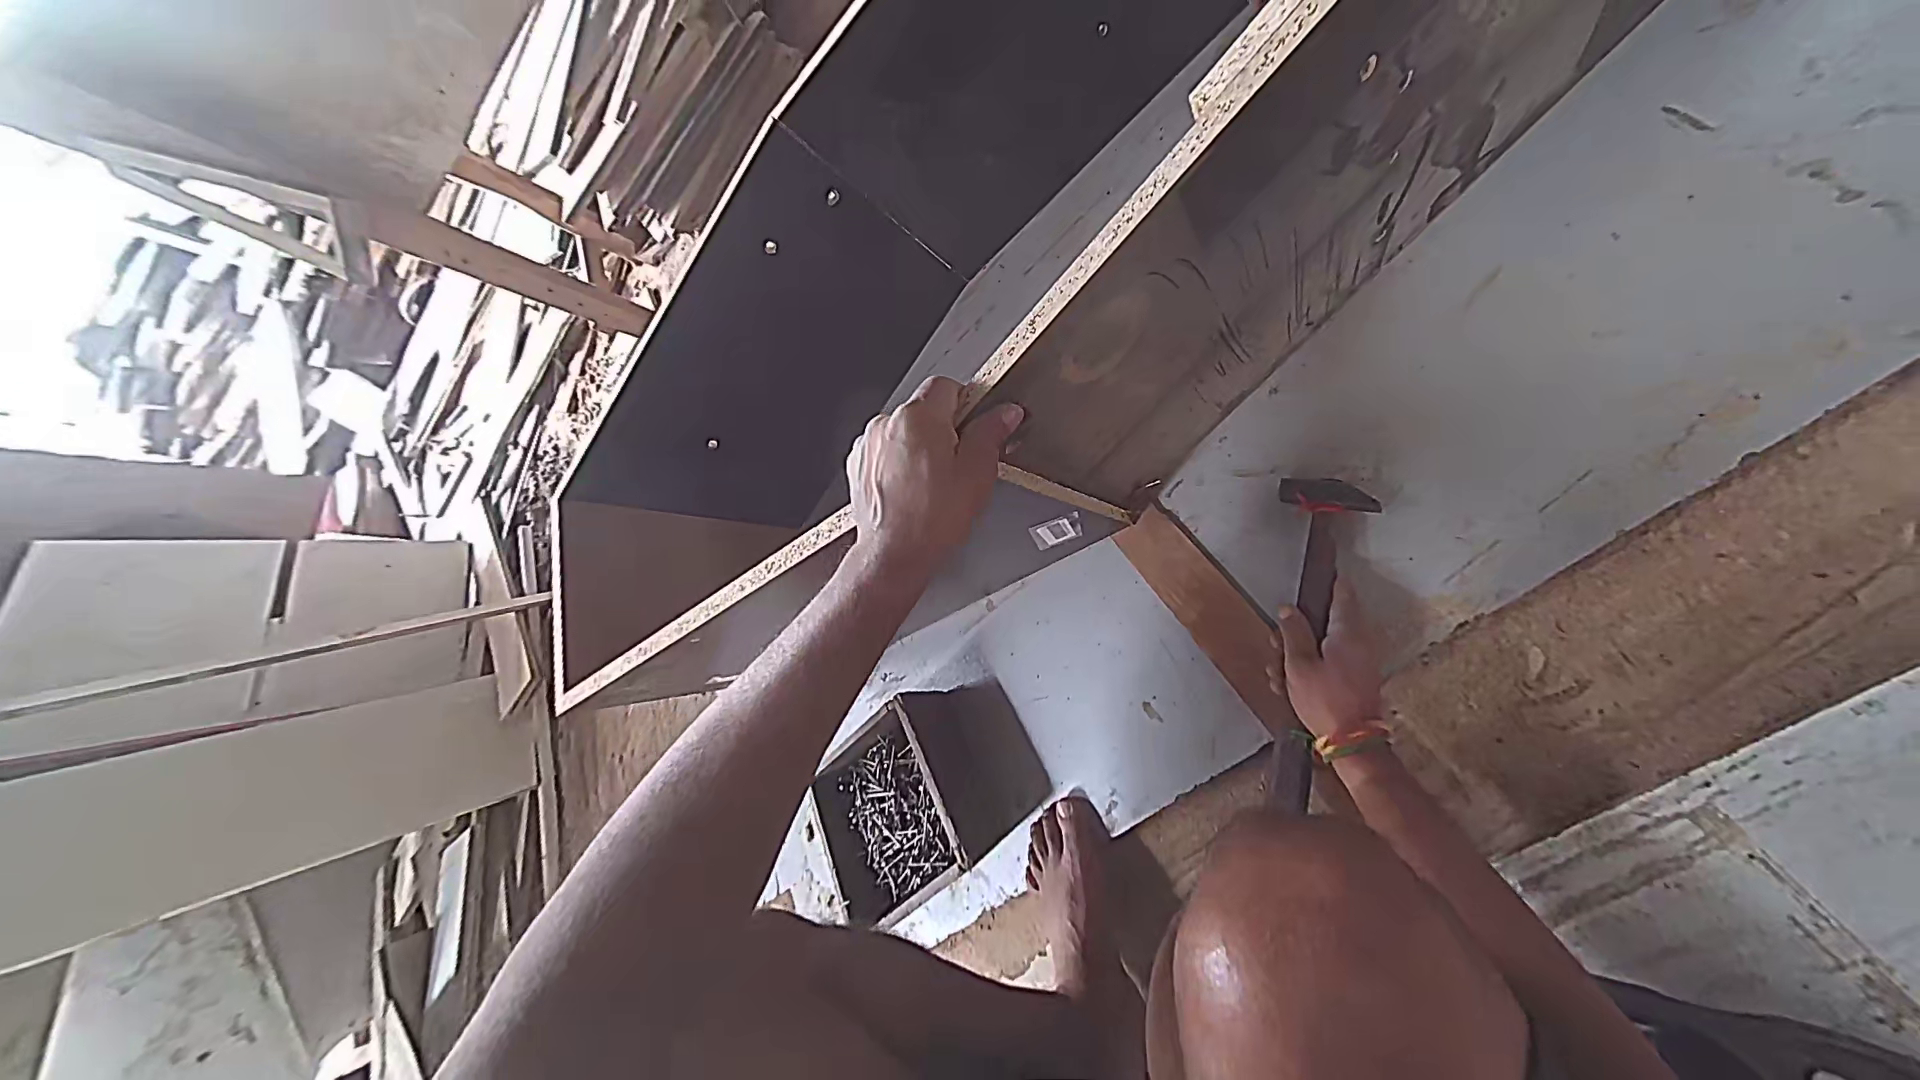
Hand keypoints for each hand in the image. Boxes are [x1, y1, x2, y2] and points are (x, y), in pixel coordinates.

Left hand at [846, 376, 1024, 580]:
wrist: (893, 555)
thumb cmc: (930, 521)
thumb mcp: (977, 474)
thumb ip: (991, 434)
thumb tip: (1005, 413)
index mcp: (918, 417)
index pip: (947, 386)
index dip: (967, 405)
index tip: (977, 426)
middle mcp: (887, 424)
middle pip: (925, 409)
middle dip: (944, 430)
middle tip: (959, 464)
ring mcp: (868, 444)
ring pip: (905, 431)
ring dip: (920, 447)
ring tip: (934, 483)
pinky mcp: (858, 464)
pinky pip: (887, 451)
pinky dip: (900, 463)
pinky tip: (913, 490)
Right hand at [1268, 578, 1384, 738]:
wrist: (1352, 742)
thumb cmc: (1324, 699)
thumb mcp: (1298, 664)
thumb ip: (1293, 633)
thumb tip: (1288, 609)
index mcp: (1347, 631)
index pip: (1342, 593)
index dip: (1327, 581)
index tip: (1312, 576)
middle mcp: (1359, 641)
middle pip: (1325, 621)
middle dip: (1297, 629)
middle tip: (1276, 645)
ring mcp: (1359, 660)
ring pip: (1323, 643)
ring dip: (1298, 653)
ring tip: (1278, 673)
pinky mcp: (1355, 677)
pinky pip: (1329, 661)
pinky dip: (1309, 667)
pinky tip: (1289, 685)